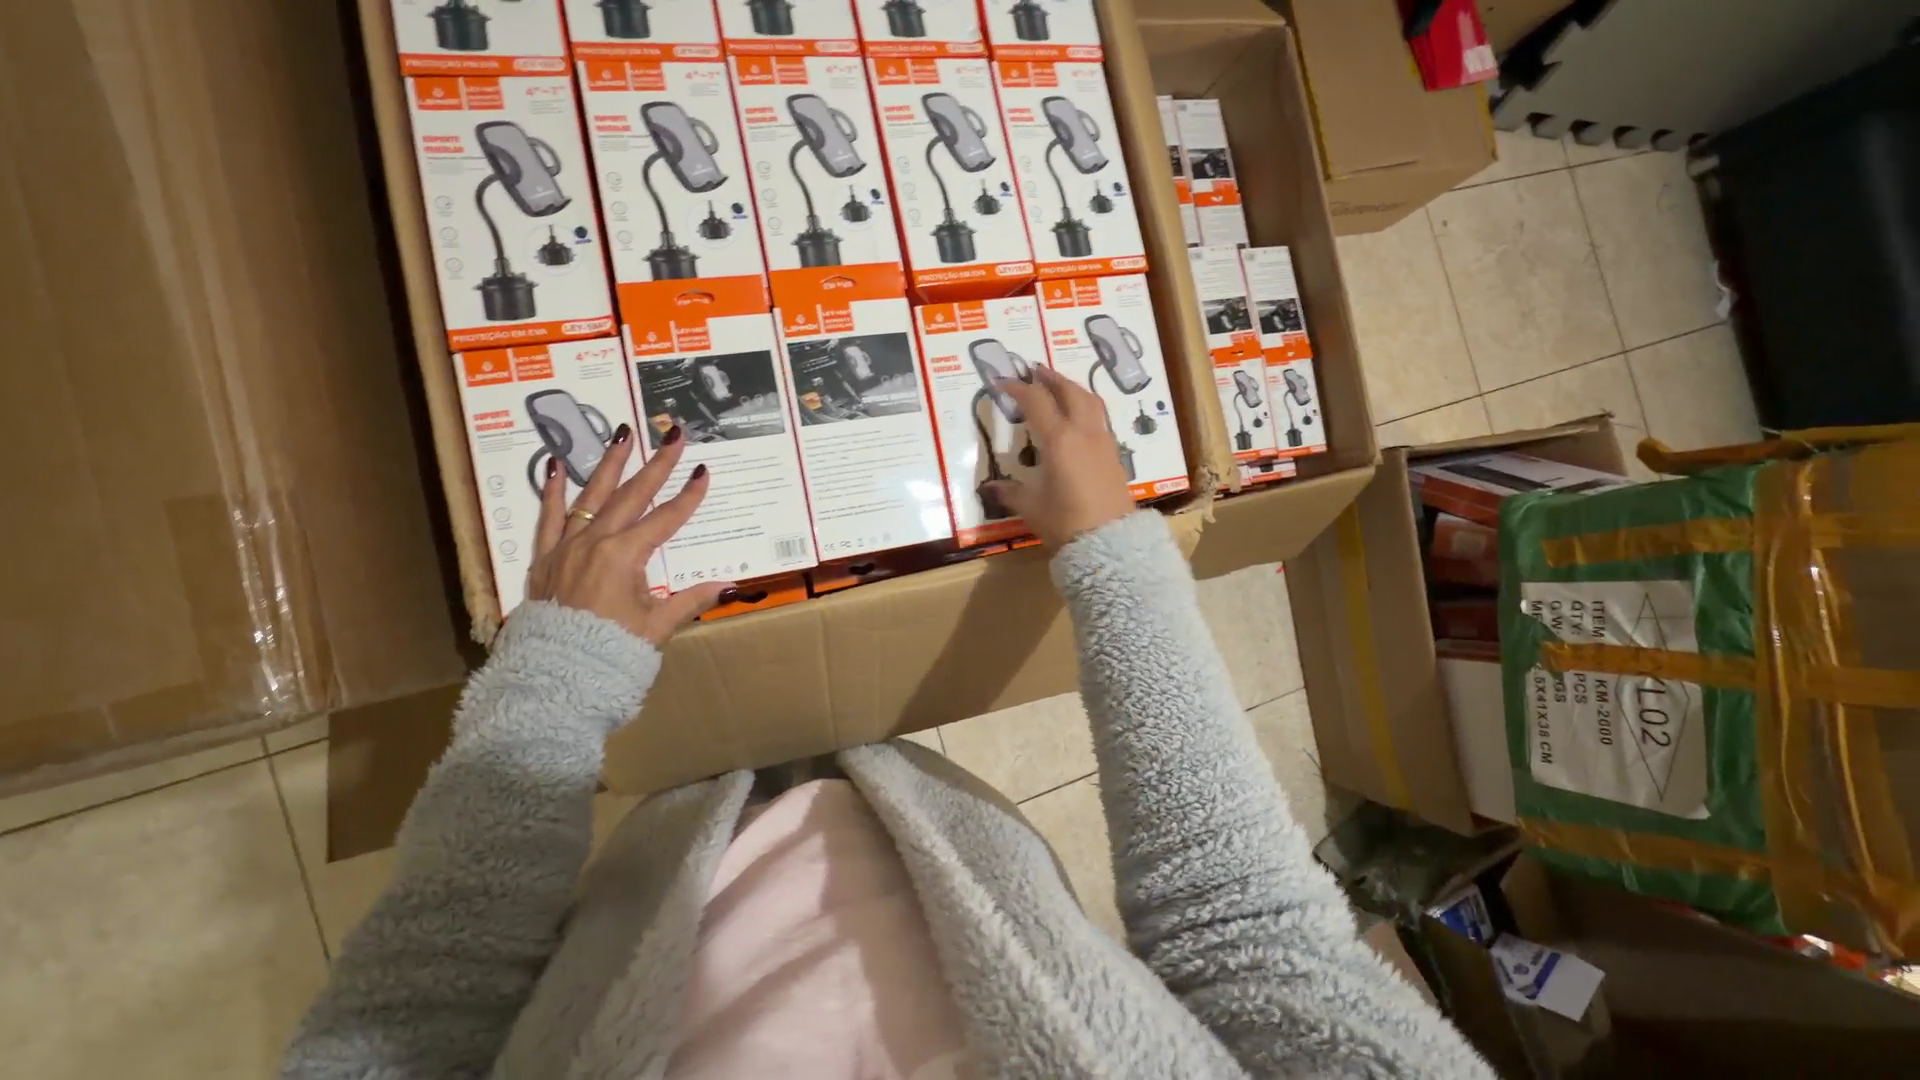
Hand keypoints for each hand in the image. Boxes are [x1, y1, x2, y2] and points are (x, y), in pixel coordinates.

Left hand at [526, 425, 730, 646]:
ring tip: (622, 434)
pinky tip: (555, 463)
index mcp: (625, 555)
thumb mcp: (658, 626)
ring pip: (591, 496)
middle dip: (656, 464)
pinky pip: (548, 516)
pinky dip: (551, 490)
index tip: (703, 472)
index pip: (665, 519)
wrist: (557, 677)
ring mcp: (567, 546)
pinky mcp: (545, 557)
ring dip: (609, 463)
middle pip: (631, 495)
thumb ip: (693, 600)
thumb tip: (732, 587)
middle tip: (673, 435)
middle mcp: (595, 542)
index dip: (687, 497)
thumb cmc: (612, 651)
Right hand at [984, 366, 1135, 548]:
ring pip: (1090, 401)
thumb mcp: (1031, 507)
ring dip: (1072, 388)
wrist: (1110, 542)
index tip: (1002, 382)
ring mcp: (1102, 441)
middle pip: (1068, 391)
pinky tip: (1078, 418)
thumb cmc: (1066, 523)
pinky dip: (1086, 407)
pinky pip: (1100, 418)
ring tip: (1059, 387)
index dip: (1017, 388)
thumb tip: (990, 487)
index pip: (1036, 401)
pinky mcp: (1114, 455)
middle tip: (1035, 371)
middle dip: (1050, 378)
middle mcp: (1082, 432)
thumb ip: (1010, 492)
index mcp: (1058, 440)